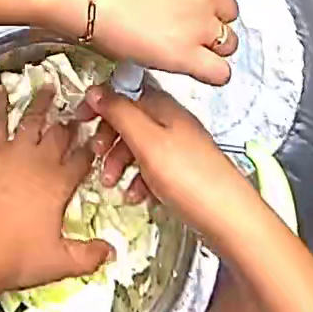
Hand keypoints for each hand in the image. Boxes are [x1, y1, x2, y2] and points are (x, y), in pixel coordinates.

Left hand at [0, 89, 112, 294]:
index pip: (82, 159)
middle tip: (76, 114)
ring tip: (49, 88)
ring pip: (34, 120)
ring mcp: (17, 152)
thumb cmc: (18, 256)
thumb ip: (88, 256)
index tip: (95, 141)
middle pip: (61, 136)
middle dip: (70, 124)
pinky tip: (0, 89)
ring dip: (43, 103)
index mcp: (60, 183)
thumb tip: (112, 252)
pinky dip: (0, 105)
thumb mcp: (60, 262)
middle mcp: (42, 161)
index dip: (90, 149)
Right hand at [40, 0, 239, 85]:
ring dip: (210, 48)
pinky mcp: (185, 53)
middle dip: (209, 23)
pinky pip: (219, 72)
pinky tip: (190, 70)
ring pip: (227, 43)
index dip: (203, 0)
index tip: (189, 8)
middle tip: (184, 30)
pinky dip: (209, 73)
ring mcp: (198, 24)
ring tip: (183, 51)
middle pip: (227, 14)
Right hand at [78, 84, 273, 250]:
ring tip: (111, 184)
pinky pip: (152, 168)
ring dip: (120, 161)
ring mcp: (180, 147)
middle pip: (130, 119)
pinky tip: (136, 196)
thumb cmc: (190, 179)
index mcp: (164, 106)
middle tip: (95, 156)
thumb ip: (120, 113)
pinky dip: (139, 179)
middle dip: (108, 137)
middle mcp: (172, 121)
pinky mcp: (185, 172)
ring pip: (139, 145)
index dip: (100, 104)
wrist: (233, 221)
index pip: (124, 91)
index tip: (80, 120)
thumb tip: (95, 90)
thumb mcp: (148, 142)